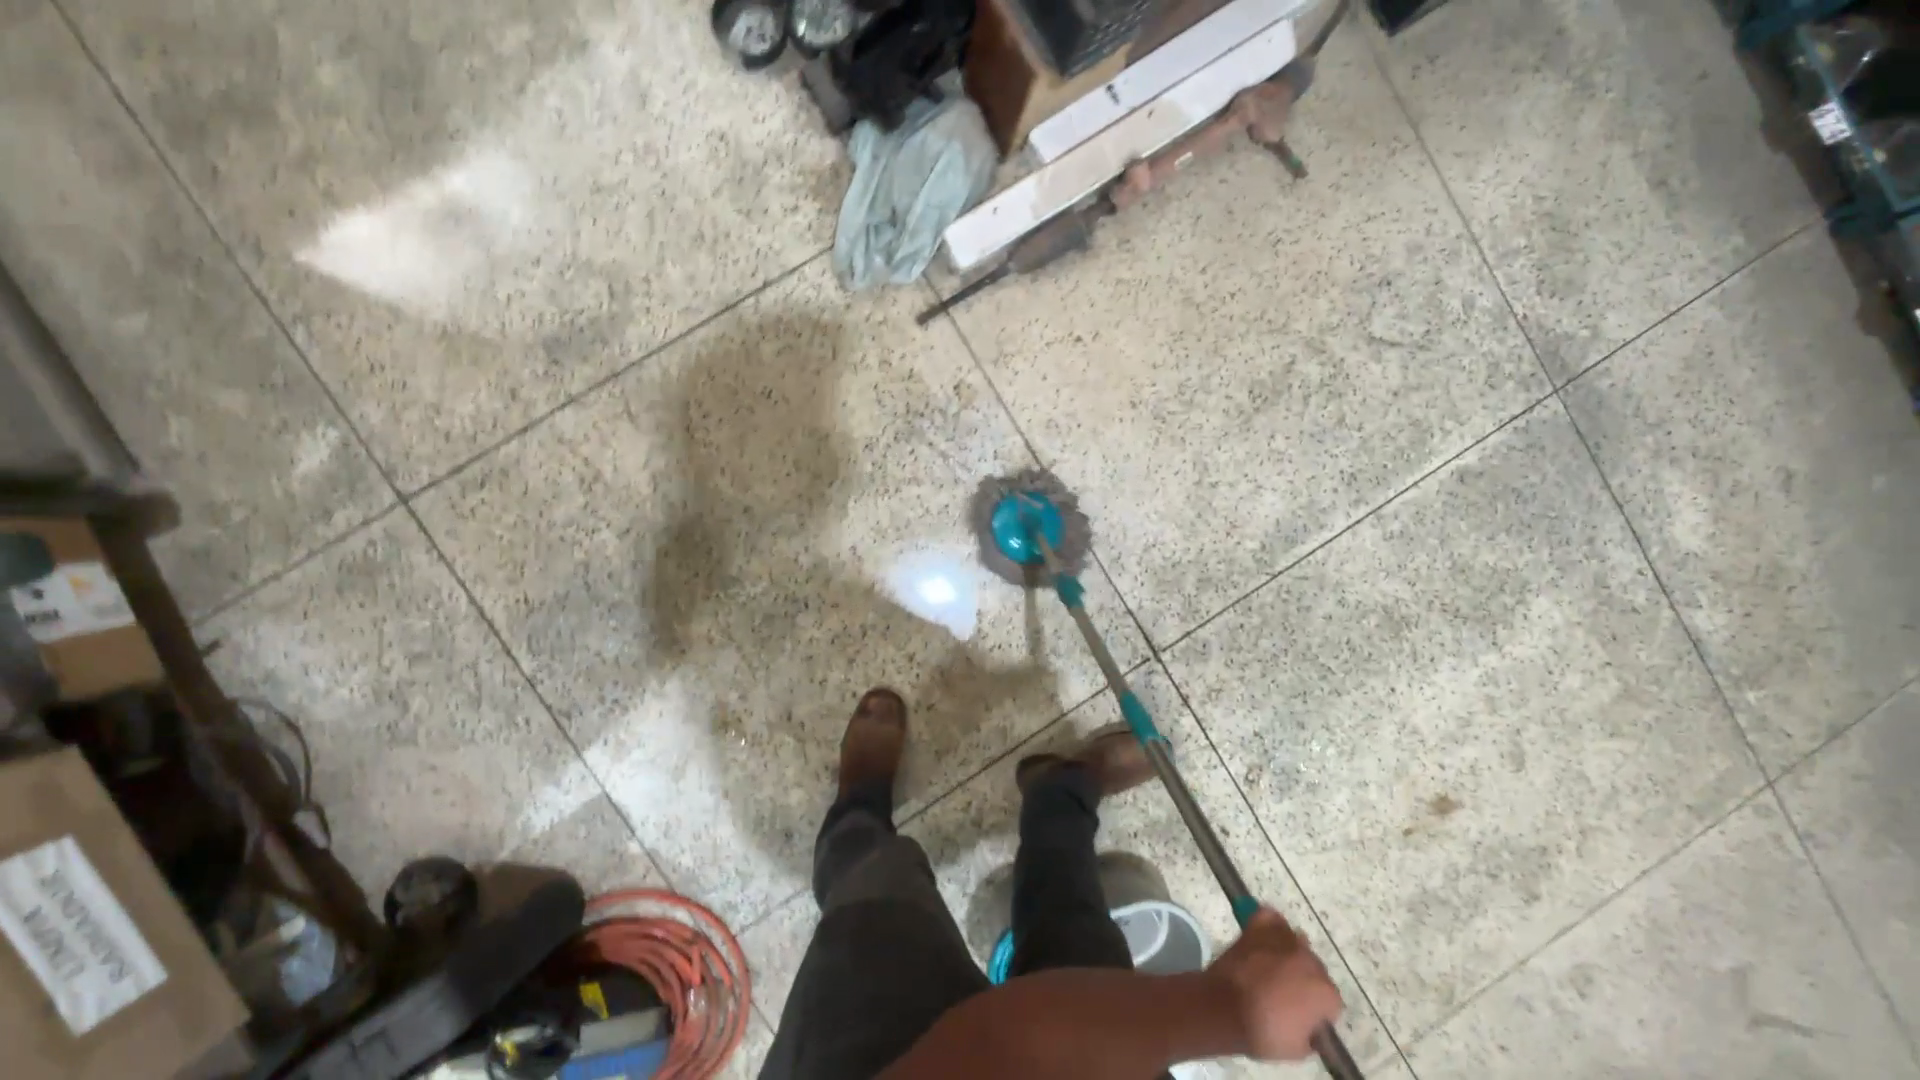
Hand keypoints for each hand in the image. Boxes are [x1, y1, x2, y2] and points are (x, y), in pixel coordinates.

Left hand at [1206, 908, 1343, 1061]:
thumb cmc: (1263, 1033)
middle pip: (1315, 970)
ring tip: (1270, 969)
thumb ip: (1312, 1033)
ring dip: (1289, 955)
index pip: (1331, 1002)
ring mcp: (1284, 940)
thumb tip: (1309, 1024)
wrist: (1223, 1008)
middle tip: (1283, 995)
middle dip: (1303, 982)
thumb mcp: (1298, 1049)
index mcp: (1325, 992)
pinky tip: (1265, 940)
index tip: (1301, 1018)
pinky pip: (1272, 919)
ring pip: (1296, 943)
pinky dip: (1271, 927)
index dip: (1316, 1012)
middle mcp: (1310, 961)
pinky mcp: (1259, 927)